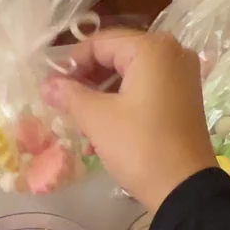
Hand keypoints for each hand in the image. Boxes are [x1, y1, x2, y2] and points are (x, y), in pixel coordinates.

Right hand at [42, 29, 214, 210]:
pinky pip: (144, 92)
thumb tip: (47, 85)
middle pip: (117, 56)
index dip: (71, 62)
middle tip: (61, 102)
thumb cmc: (139, 146)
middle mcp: (171, 53)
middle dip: (86, 80)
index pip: (101, 42)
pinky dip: (121, 105)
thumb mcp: (98, 120)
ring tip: (78, 121)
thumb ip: (70, 96)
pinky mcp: (182, 99)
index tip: (49, 85)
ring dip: (100, 96)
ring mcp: (181, 77)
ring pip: (129, 76)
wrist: (182, 187)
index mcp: (152, 49)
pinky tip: (101, 132)